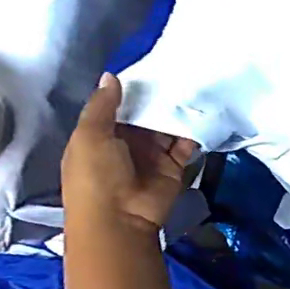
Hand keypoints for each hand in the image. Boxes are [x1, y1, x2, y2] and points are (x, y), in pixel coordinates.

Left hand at [63, 73, 199, 233]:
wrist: (119, 220)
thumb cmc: (95, 175)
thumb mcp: (89, 135)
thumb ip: (102, 105)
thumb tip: (112, 76)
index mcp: (101, 135)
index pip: (117, 107)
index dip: (130, 90)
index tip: (147, 67)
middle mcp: (127, 144)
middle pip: (145, 116)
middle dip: (158, 98)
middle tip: (176, 71)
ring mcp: (151, 157)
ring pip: (166, 128)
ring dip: (176, 112)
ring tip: (192, 87)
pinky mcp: (173, 168)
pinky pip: (185, 146)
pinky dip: (192, 132)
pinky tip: (200, 113)